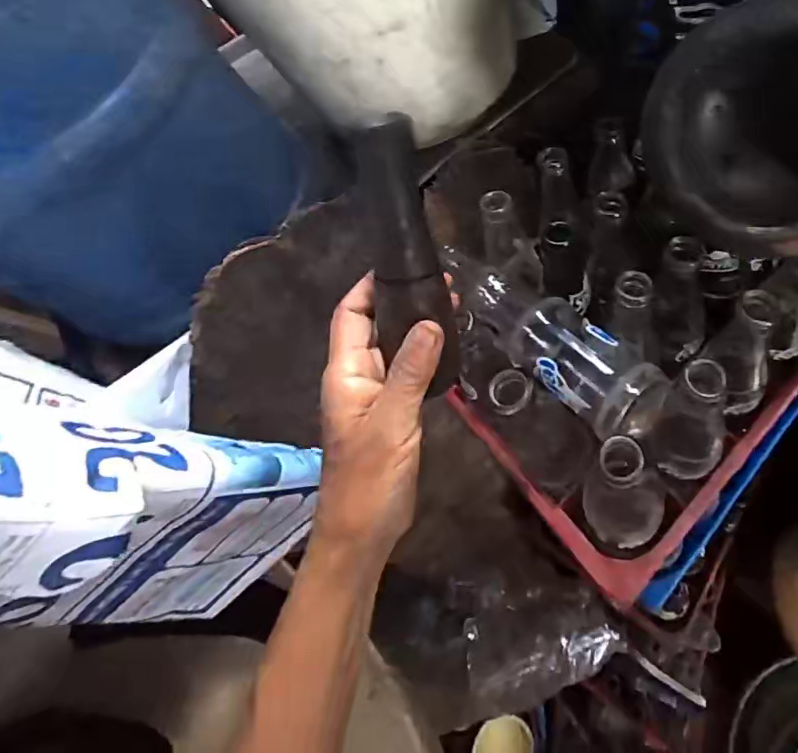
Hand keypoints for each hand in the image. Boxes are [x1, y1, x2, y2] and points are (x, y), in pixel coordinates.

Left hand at [315, 273, 444, 551]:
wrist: (364, 533)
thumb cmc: (369, 478)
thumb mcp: (391, 421)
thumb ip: (410, 371)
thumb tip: (432, 321)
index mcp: (345, 374)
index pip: (350, 316)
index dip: (368, 287)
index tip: (399, 265)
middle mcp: (357, 378)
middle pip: (374, 326)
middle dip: (402, 300)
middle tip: (442, 281)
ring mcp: (376, 395)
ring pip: (395, 347)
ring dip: (417, 324)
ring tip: (452, 303)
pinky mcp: (394, 411)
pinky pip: (408, 370)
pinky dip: (426, 352)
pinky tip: (449, 344)